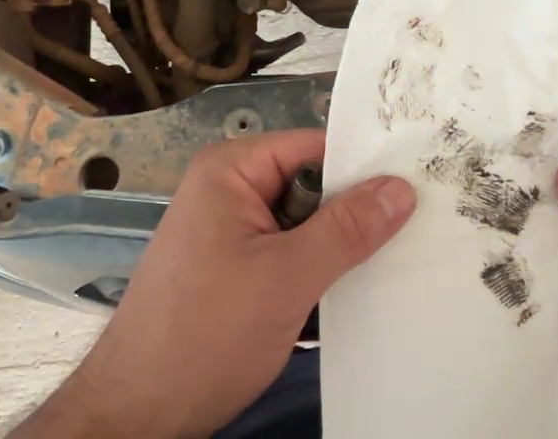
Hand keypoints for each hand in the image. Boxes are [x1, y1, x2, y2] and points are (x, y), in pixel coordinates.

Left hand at [11, 130, 416, 438]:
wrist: (139, 413)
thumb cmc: (206, 333)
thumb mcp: (286, 277)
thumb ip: (347, 229)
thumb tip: (401, 188)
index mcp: (231, 169)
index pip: (313, 146)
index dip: (362, 165)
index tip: (418, 183)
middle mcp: (227, 189)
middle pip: (310, 185)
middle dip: (354, 212)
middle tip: (418, 228)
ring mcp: (228, 232)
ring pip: (303, 226)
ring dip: (338, 249)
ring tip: (394, 263)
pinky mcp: (233, 271)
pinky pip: (287, 255)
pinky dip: (316, 273)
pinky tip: (353, 296)